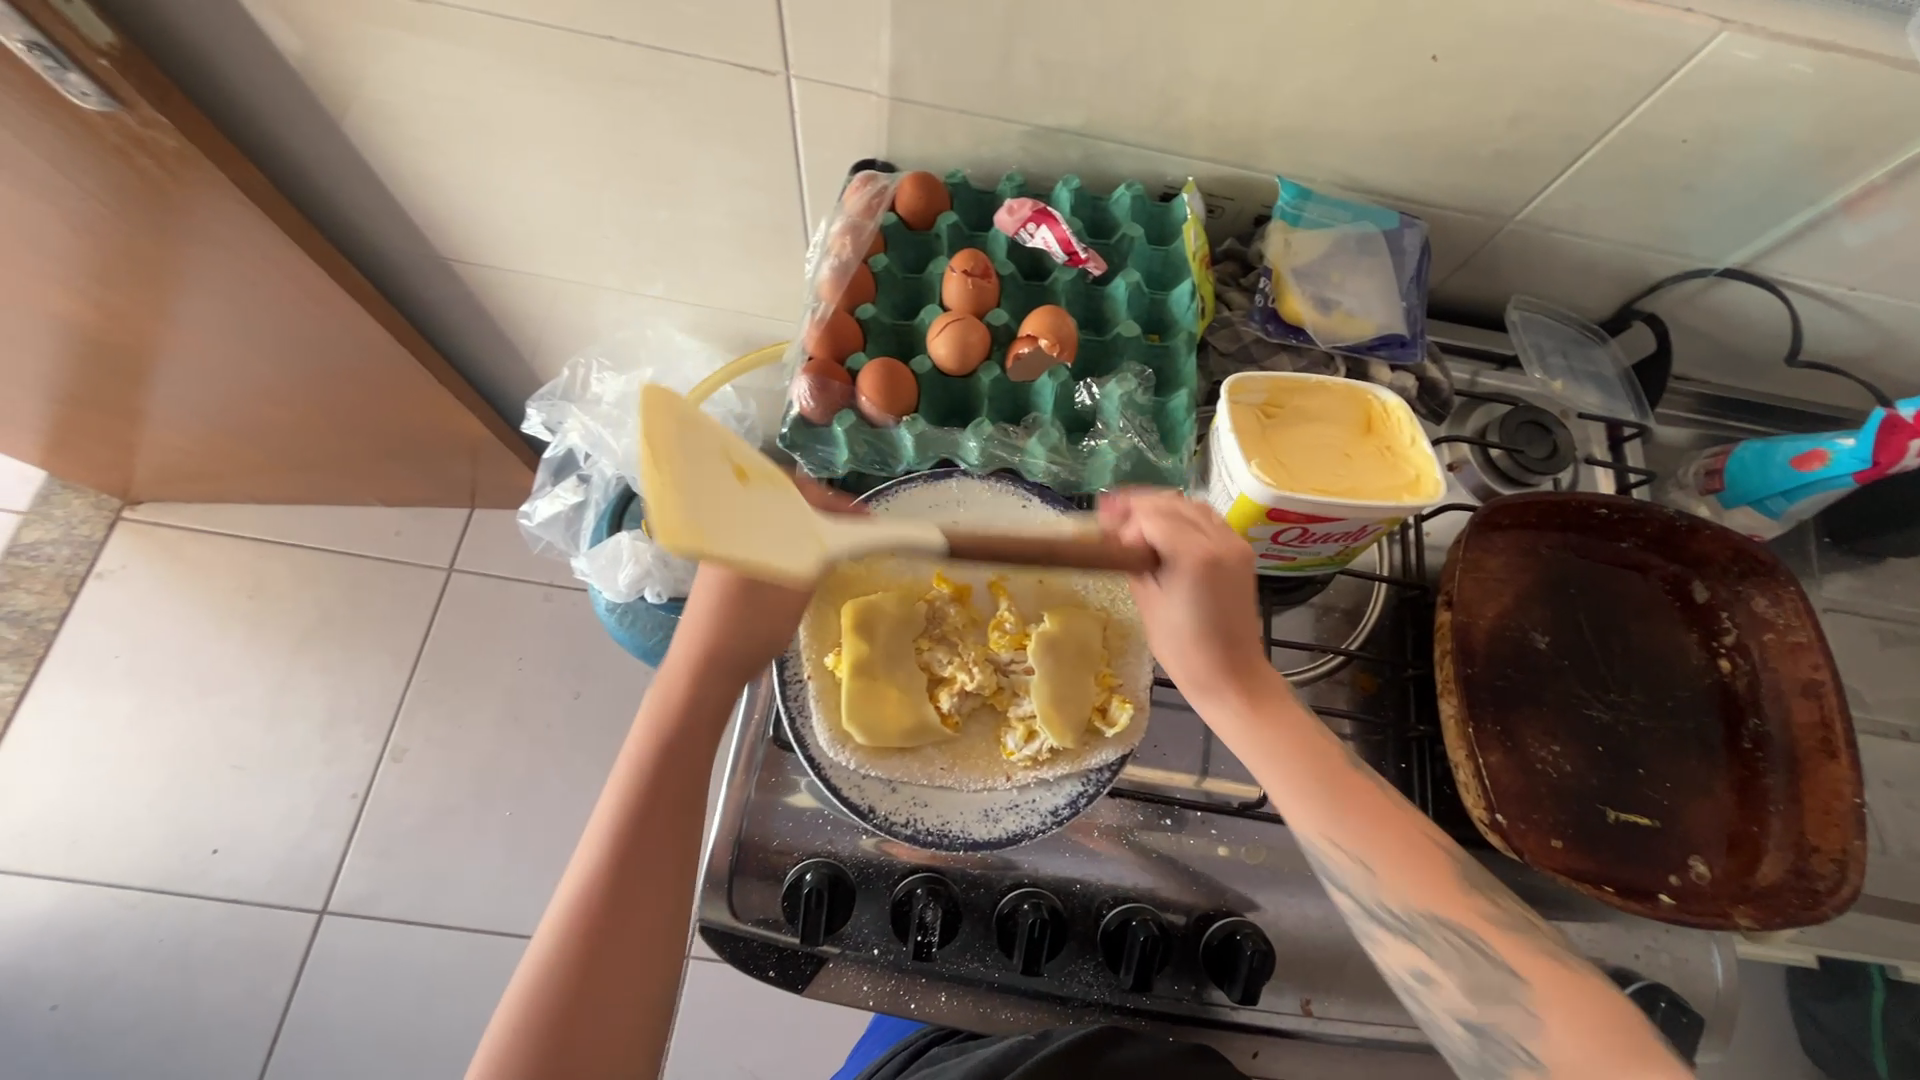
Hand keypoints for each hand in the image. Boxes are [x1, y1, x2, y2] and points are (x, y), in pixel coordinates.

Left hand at [665, 476, 859, 686]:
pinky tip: (806, 557)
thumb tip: (845, 534)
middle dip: (820, 509)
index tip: (864, 517)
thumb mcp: (798, 586)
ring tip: (835, 541)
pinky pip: (764, 538)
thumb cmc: (751, 623)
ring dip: (806, 526)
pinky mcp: (725, 563)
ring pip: (775, 520)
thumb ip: (821, 554)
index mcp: (744, 518)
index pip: (796, 491)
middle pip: (784, 501)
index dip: (834, 501)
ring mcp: (726, 544)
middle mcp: (731, 523)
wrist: (706, 666)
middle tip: (853, 526)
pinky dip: (789, 541)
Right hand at [1098, 489, 1279, 707]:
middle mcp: (1220, 540)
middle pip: (1171, 503)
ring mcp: (1234, 543)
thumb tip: (1118, 539)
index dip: (1126, 527)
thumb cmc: (1183, 649)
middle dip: (1138, 506)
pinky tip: (1163, 529)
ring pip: (1191, 505)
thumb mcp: (1147, 602)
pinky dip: (1183, 517)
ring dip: (1161, 507)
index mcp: (1195, 554)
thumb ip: (1133, 562)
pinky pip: (1208, 520)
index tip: (1111, 546)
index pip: (1150, 517)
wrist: (1231, 675)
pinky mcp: (1240, 551)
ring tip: (1132, 518)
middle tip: (1109, 514)